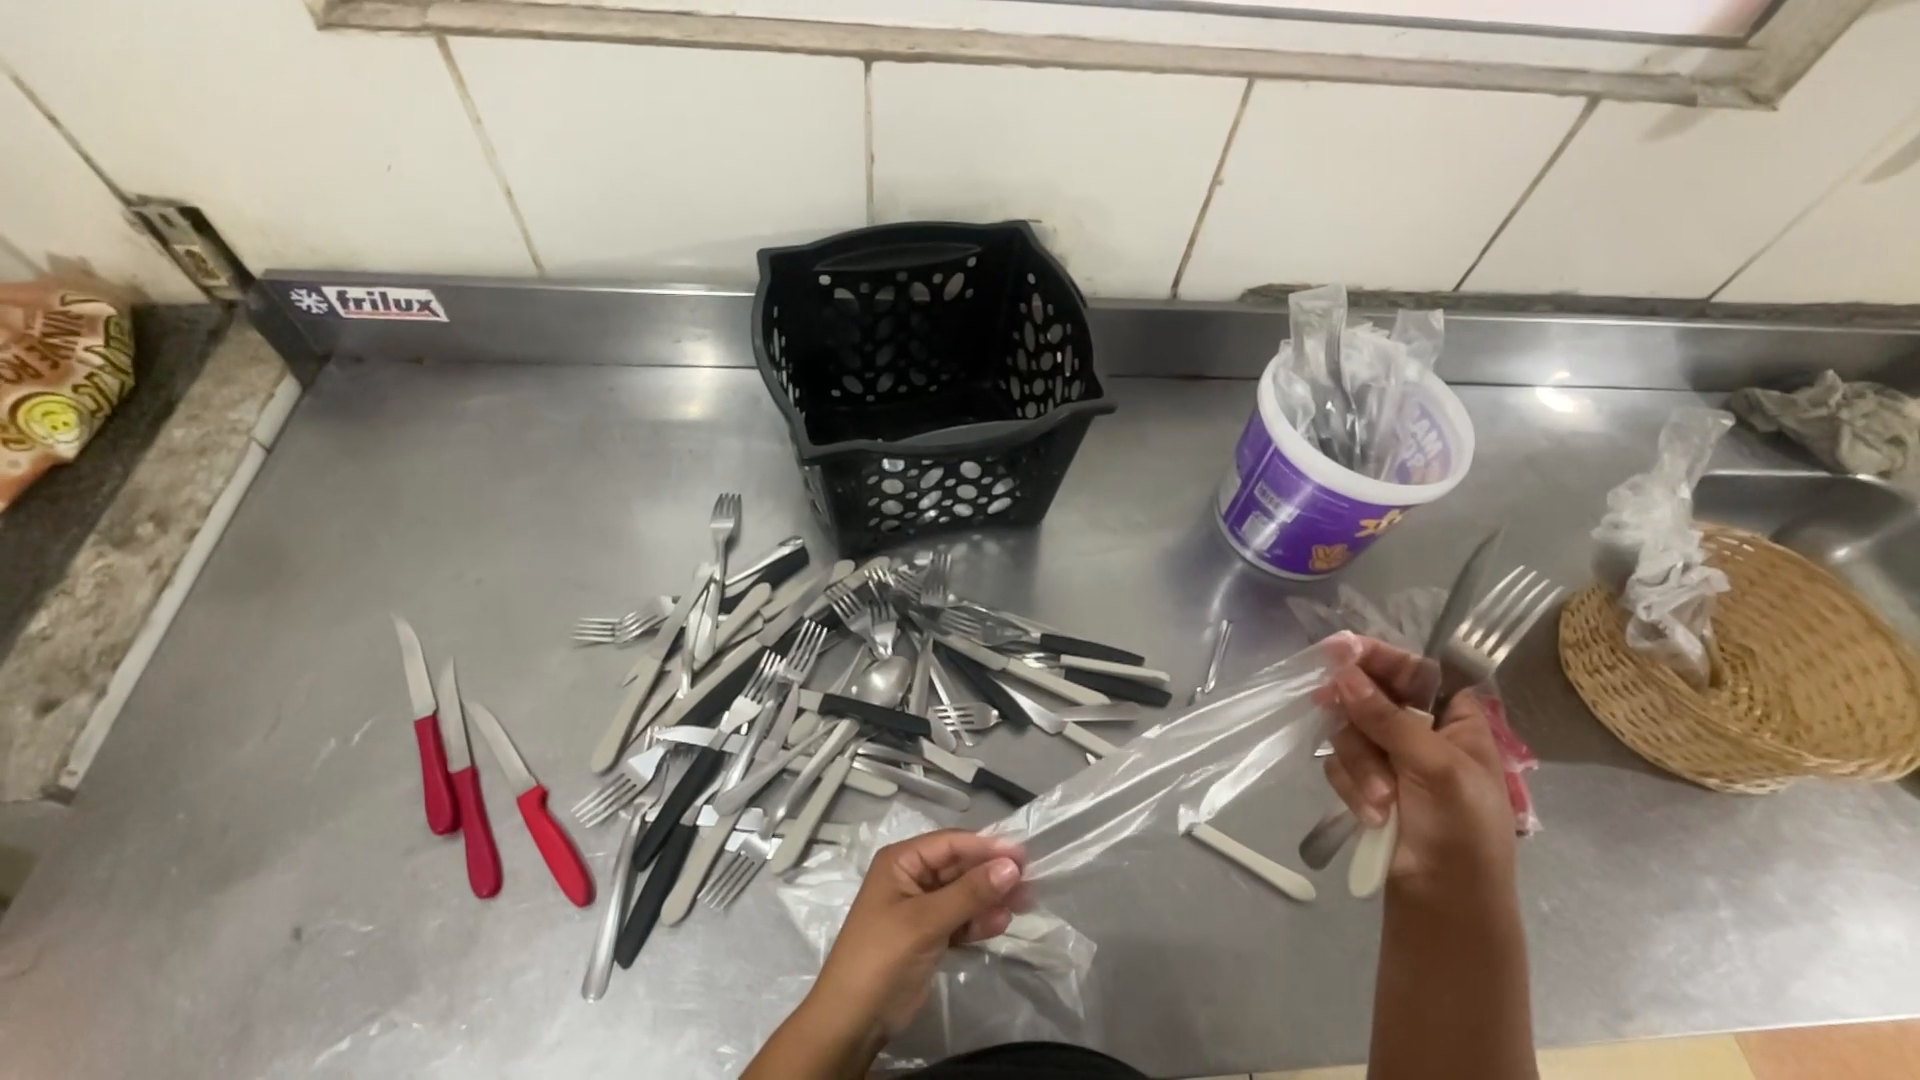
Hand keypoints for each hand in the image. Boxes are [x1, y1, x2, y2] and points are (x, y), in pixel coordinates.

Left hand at [807, 829, 1025, 1037]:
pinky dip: (980, 921)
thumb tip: (1012, 867)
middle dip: (992, 873)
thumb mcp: (925, 921)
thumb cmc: (882, 956)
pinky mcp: (931, 935)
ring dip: (991, 897)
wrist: (855, 1019)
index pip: (951, 843)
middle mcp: (912, 878)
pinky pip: (962, 919)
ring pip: (965, 893)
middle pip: (960, 867)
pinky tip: (1001, 923)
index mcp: (901, 862)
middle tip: (1030, 881)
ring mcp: (922, 908)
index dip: (986, 847)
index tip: (1023, 855)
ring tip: (1025, 902)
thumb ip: (969, 893)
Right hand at [1318, 636, 1515, 896]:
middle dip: (1359, 720)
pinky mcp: (1366, 784)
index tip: (1338, 650)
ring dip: (1359, 765)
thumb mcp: (1435, 767)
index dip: (1378, 657)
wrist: (1447, 900)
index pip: (1413, 671)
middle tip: (1327, 705)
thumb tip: (1343, 674)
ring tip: (1380, 801)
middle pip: (1369, 696)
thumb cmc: (1462, 829)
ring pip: (1349, 732)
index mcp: (1454, 719)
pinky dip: (1350, 787)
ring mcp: (1390, 759)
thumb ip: (1388, 718)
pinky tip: (1371, 814)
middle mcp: (1419, 731)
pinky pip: (1339, 764)